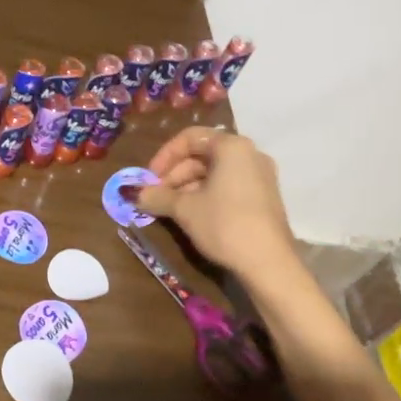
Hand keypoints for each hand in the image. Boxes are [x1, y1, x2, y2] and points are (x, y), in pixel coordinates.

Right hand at [125, 128, 299, 284]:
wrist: (268, 262)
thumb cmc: (224, 224)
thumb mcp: (184, 209)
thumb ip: (157, 196)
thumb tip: (131, 194)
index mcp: (232, 147)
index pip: (190, 138)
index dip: (164, 156)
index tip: (149, 179)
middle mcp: (249, 154)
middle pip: (202, 155)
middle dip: (174, 174)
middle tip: (155, 197)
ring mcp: (260, 176)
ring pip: (214, 172)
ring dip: (187, 187)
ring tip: (169, 209)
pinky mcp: (263, 196)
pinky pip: (228, 185)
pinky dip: (205, 194)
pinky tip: (191, 215)